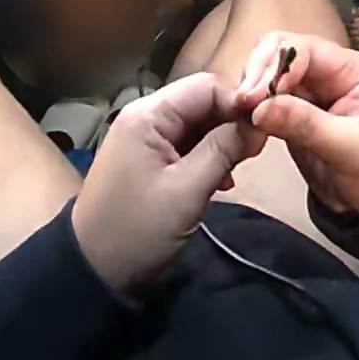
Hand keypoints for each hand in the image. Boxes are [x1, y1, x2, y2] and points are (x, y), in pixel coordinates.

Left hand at [71, 73, 264, 294]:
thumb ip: (223, 150)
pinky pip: (189, 142)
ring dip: (223, 140)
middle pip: (202, 101)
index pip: (206, 86)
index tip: (266, 127)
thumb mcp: (186, 191)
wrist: (93, 273)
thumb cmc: (138, 230)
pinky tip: (224, 178)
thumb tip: (258, 122)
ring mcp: (148, 137)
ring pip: (199, 122)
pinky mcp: (152, 158)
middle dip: (232, 120)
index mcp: (149, 114)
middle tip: (258, 149)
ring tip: (244, 164)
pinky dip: (210, 154)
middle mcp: (147, 115)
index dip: (238, 102)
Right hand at [231, 34, 358, 215]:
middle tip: (242, 104)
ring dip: (250, 88)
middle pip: (278, 51)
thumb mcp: (349, 148)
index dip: (274, 66)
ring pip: (265, 71)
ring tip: (241, 114)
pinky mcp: (289, 109)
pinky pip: (262, 96)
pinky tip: (244, 122)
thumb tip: (260, 109)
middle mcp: (324, 70)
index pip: (303, 49)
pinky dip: (250, 106)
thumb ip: (306, 124)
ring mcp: (305, 88)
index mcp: (348, 68)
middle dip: (257, 72)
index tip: (254, 96)